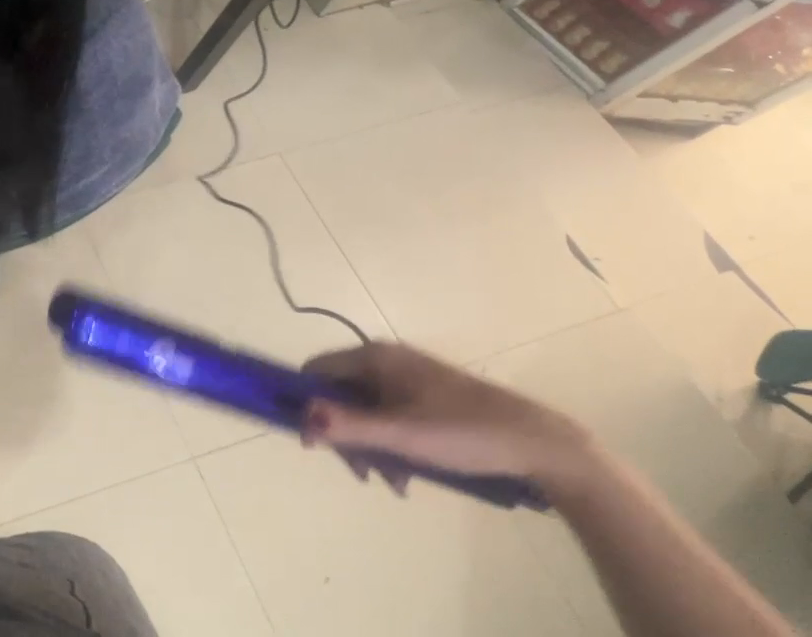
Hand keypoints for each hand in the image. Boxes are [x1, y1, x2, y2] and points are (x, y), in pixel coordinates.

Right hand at [301, 342, 593, 491]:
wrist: (541, 446)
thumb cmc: (465, 433)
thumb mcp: (401, 435)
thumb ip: (346, 425)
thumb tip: (299, 419)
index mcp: (374, 357)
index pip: (315, 371)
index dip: (306, 404)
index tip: (315, 443)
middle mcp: (385, 360)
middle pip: (339, 395)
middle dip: (346, 437)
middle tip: (363, 474)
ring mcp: (408, 378)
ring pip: (365, 411)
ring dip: (370, 448)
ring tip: (393, 482)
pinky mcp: (427, 397)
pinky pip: (389, 417)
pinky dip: (391, 445)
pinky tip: (408, 476)